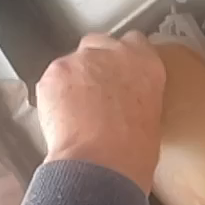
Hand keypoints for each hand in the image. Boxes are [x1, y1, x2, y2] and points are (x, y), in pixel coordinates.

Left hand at [36, 33, 165, 192]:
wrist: (102, 162)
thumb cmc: (132, 151)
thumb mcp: (152, 117)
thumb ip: (139, 95)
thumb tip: (128, 102)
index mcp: (146, 63)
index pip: (134, 42)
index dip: (124, 58)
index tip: (121, 71)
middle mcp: (113, 52)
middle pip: (98, 43)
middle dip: (95, 64)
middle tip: (96, 93)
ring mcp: (80, 60)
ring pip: (72, 63)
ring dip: (73, 81)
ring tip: (76, 113)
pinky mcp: (53, 73)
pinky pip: (52, 79)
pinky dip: (54, 95)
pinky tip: (62, 117)